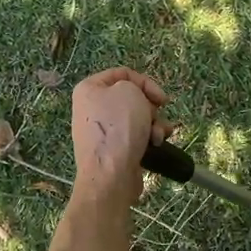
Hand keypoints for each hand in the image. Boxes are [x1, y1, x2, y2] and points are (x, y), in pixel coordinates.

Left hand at [69, 68, 171, 205]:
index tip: (161, 99)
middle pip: (130, 98)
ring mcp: (101, 132)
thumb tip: (137, 103)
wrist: (110, 176)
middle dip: (150, 107)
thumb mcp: (130, 92)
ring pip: (136, 119)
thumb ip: (136, 87)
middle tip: (157, 117)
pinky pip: (134, 137)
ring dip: (153, 124)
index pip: (122, 74)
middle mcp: (91, 109)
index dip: (145, 82)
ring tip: (159, 136)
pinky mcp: (112, 151)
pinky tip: (157, 146)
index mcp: (89, 89)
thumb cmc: (119, 127)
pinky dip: (147, 139)